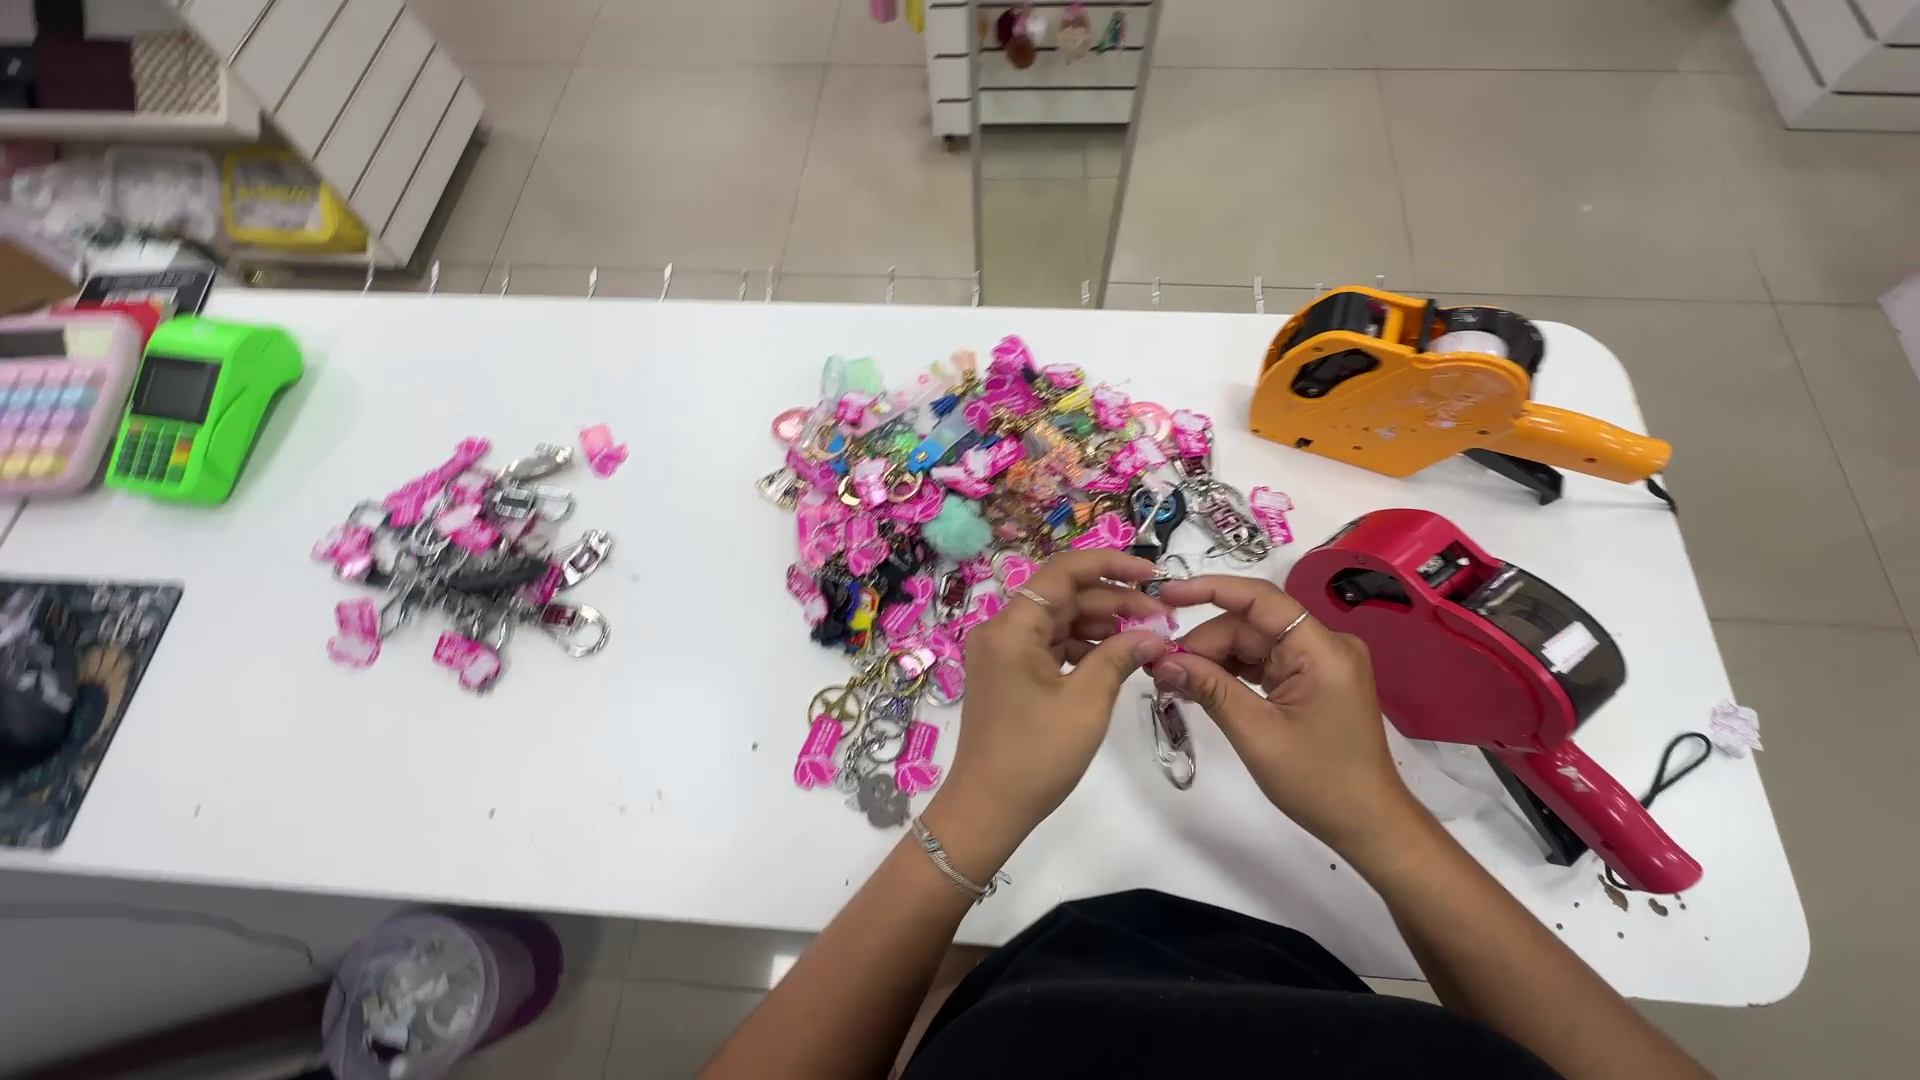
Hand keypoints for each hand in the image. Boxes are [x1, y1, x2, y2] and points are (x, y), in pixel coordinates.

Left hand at [924, 551, 1169, 869]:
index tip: (1152, 574)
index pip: (1063, 572)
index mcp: (1012, 626)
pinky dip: (1082, 647)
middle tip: (1160, 619)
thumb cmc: (1037, 755)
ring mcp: (1002, 652)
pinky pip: (1049, 644)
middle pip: (1063, 596)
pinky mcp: (1008, 673)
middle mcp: (1001, 630)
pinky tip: (1115, 656)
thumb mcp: (1087, 702)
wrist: (987, 808)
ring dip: (1100, 625)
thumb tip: (1154, 634)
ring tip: (1145, 639)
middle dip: (1113, 601)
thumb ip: (1120, 656)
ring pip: (1058, 620)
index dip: (1110, 565)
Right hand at [1151, 575, 1421, 861]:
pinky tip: (1199, 687)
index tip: (1165, 595)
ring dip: (1213, 658)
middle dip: (1204, 641)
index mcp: (1322, 650)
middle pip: (1251, 624)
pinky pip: (1263, 663)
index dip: (1210, 589)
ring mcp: (1319, 663)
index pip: (1260, 599)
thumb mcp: (1256, 734)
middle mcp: (1324, 645)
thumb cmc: (1319, 782)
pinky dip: (1230, 673)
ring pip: (1252, 643)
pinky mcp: (1311, 680)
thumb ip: (1209, 688)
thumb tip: (1162, 660)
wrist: (1369, 825)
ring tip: (1173, 679)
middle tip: (1161, 666)